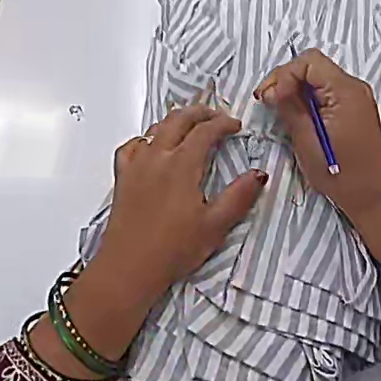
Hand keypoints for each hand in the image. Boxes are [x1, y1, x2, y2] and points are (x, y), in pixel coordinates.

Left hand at [34, 104, 267, 379]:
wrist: (129, 267)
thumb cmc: (173, 249)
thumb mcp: (215, 226)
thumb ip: (239, 197)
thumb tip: (259, 174)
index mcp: (182, 164)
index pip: (205, 131)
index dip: (223, 123)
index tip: (236, 126)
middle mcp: (157, 157)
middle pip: (179, 120)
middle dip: (200, 113)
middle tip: (216, 117)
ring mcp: (136, 165)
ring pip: (155, 129)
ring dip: (175, 121)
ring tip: (189, 127)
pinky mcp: (122, 178)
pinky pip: (132, 146)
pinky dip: (145, 139)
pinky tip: (150, 147)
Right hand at [254, 49, 380, 220]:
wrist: (371, 195)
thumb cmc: (343, 175)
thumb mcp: (307, 140)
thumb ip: (289, 107)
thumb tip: (274, 89)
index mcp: (346, 92)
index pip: (308, 62)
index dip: (284, 76)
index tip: (271, 97)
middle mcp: (355, 89)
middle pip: (312, 65)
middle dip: (286, 79)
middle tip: (268, 100)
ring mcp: (355, 98)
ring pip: (317, 77)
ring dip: (295, 88)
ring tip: (280, 110)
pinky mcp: (352, 108)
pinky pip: (326, 91)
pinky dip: (308, 98)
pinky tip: (297, 117)